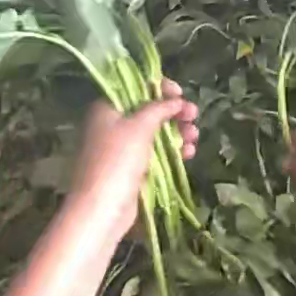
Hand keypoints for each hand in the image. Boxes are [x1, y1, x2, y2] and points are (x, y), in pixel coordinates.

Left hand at [65, 80, 198, 237]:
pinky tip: (188, 153)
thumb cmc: (117, 160)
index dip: (159, 87)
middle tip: (194, 116)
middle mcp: (111, 122)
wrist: (101, 209)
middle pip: (146, 109)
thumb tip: (176, 99)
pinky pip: (153, 151)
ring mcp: (120, 146)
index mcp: (106, 106)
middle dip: (172, 111)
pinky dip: (170, 150)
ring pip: (152, 131)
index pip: (135, 86)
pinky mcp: (129, 167)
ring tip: (195, 137)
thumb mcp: (139, 127)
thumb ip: (158, 108)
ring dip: (175, 131)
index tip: (180, 93)